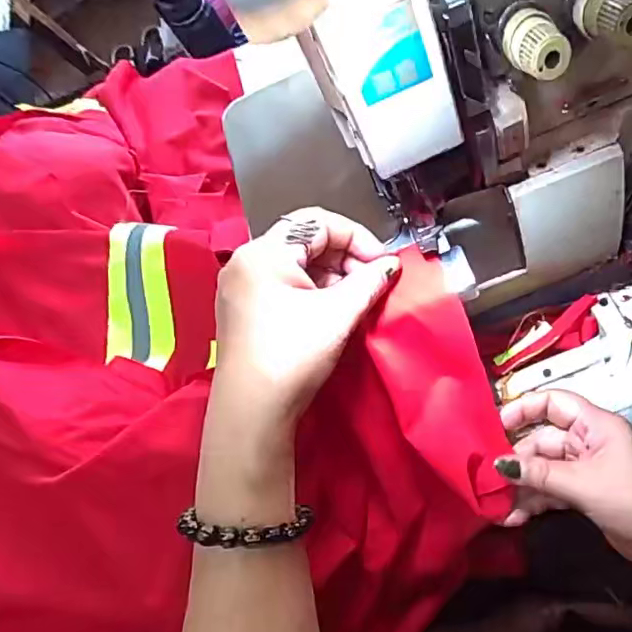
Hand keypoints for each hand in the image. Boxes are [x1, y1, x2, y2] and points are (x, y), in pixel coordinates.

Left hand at [213, 208, 401, 420]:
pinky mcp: (244, 311)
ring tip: (355, 302)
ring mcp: (241, 288)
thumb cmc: (289, 358)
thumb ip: (370, 281)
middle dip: (345, 259)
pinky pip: (284, 286)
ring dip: (331, 278)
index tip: (381, 263)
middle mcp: (246, 263)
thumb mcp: (338, 314)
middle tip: (372, 284)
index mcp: (263, 253)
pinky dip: (312, 293)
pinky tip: (332, 313)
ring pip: (296, 265)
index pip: (318, 222)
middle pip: (306, 241)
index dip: (357, 238)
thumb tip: (389, 266)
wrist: (252, 409)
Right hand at [494, 390, 631, 573]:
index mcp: (594, 424)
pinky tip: (514, 517)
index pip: (552, 402)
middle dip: (516, 460)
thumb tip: (497, 465)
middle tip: (489, 481)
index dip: (522, 409)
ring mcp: (585, 468)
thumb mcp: (583, 484)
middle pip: (541, 440)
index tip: (494, 428)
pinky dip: (534, 502)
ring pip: (543, 469)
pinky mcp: (584, 493)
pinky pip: (551, 490)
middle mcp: (588, 441)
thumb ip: (538, 474)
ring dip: (521, 487)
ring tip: (498, 507)